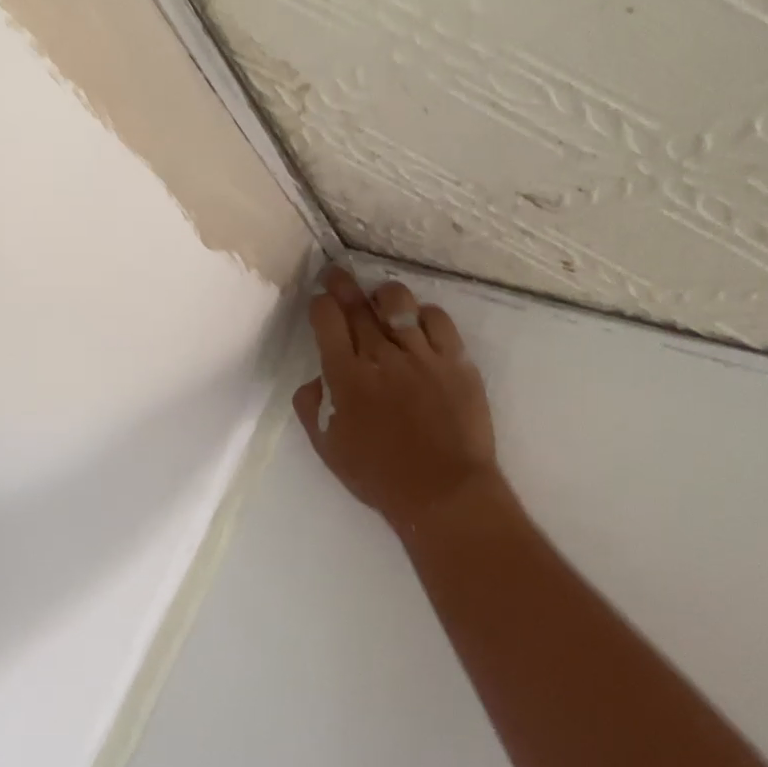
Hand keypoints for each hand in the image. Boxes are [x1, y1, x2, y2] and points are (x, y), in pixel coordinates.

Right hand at [293, 266, 507, 538]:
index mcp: (345, 376)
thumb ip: (311, 407)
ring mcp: (421, 355)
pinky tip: (418, 321)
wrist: (444, 492)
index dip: (320, 303)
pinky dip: (424, 314)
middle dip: (342, 284)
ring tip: (379, 298)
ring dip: (383, 295)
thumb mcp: (328, 447)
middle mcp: (380, 356)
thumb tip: (315, 378)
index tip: (319, 301)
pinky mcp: (456, 362)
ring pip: (398, 303)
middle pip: (357, 304)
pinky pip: (438, 320)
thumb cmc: (379, 475)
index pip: (327, 319)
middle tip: (336, 274)